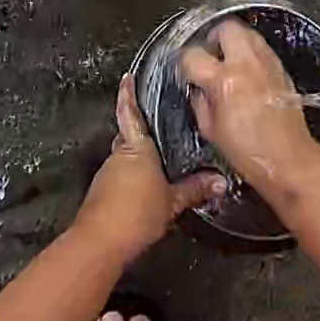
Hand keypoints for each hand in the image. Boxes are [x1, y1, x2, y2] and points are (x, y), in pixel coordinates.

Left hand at [73, 75, 226, 261]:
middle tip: (158, 126)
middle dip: (140, 131)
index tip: (127, 77)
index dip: (127, 93)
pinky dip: (133, 178)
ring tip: (160, 161)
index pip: (129, 112)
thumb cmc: (136, 213)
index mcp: (135, 148)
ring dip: (139, 159)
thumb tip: (220, 182)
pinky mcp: (103, 193)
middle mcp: (118, 156)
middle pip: (128, 136)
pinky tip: (147, 188)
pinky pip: (121, 177)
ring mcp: (108, 174)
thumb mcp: (173, 201)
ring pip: (124, 158)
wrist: (99, 243)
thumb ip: (195, 189)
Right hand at [178, 18, 319, 184]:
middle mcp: (247, 65)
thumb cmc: (250, 152)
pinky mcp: (282, 70)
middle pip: (226, 28)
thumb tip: (198, 89)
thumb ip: (200, 102)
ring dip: (234, 42)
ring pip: (248, 33)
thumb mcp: (211, 130)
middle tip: (209, 53)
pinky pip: (263, 49)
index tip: (186, 70)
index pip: (193, 55)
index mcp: (224, 81)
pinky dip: (252, 54)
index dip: (185, 62)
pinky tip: (248, 73)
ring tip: (228, 60)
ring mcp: (268, 65)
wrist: (288, 160)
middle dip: (212, 37)